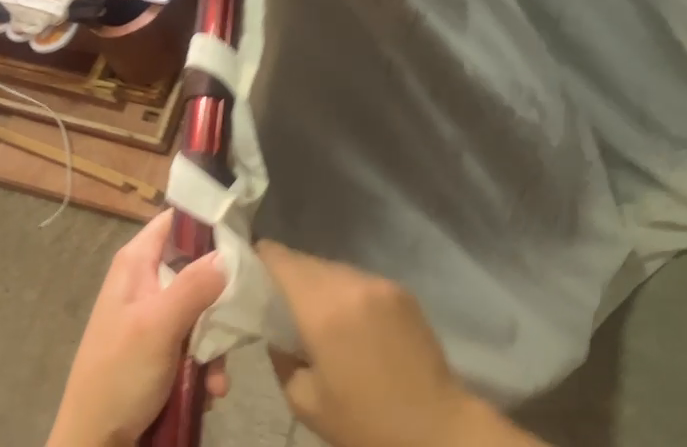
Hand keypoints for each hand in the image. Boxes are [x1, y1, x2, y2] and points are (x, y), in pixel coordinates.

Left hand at [47, 210, 228, 446]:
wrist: (95, 440)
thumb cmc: (120, 374)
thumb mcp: (158, 326)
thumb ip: (193, 287)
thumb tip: (228, 253)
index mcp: (136, 263)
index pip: (174, 222)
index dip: (206, 223)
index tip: (242, 236)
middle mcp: (145, 282)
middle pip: (196, 268)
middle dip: (219, 299)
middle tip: (235, 322)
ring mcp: (153, 317)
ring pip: (201, 311)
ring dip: (214, 344)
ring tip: (217, 377)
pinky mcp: (161, 349)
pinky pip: (195, 344)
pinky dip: (205, 366)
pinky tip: (209, 390)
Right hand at [258, 241, 544, 446]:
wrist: (440, 432)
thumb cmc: (367, 423)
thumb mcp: (305, 400)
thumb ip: (279, 354)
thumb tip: (272, 328)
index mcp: (322, 308)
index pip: (276, 256)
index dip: (255, 262)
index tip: (245, 281)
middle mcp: (350, 283)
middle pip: (302, 261)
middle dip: (285, 278)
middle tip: (277, 307)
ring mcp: (379, 283)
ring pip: (330, 269)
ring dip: (316, 286)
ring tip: (315, 319)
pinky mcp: (401, 291)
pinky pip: (357, 280)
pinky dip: (344, 294)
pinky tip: (349, 325)